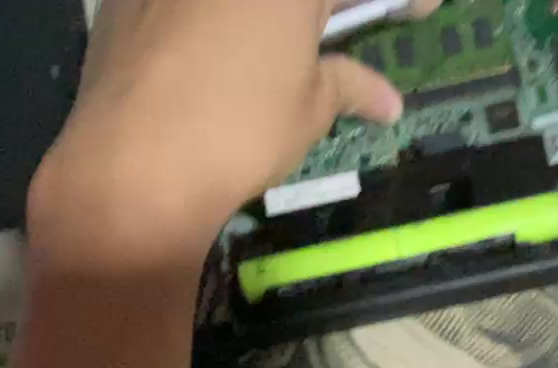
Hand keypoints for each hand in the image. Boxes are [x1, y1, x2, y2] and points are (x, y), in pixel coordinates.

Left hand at [30, 0, 420, 271]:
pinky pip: (190, 2)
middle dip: (328, 8)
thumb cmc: (242, 131)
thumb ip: (349, 86)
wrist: (137, 161)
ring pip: (241, 1)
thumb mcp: (309, 110)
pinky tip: (217, 51)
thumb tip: (389, 102)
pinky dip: (217, 18)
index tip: (420, 7)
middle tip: (344, 25)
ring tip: (283, 45)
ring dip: (273, 18)